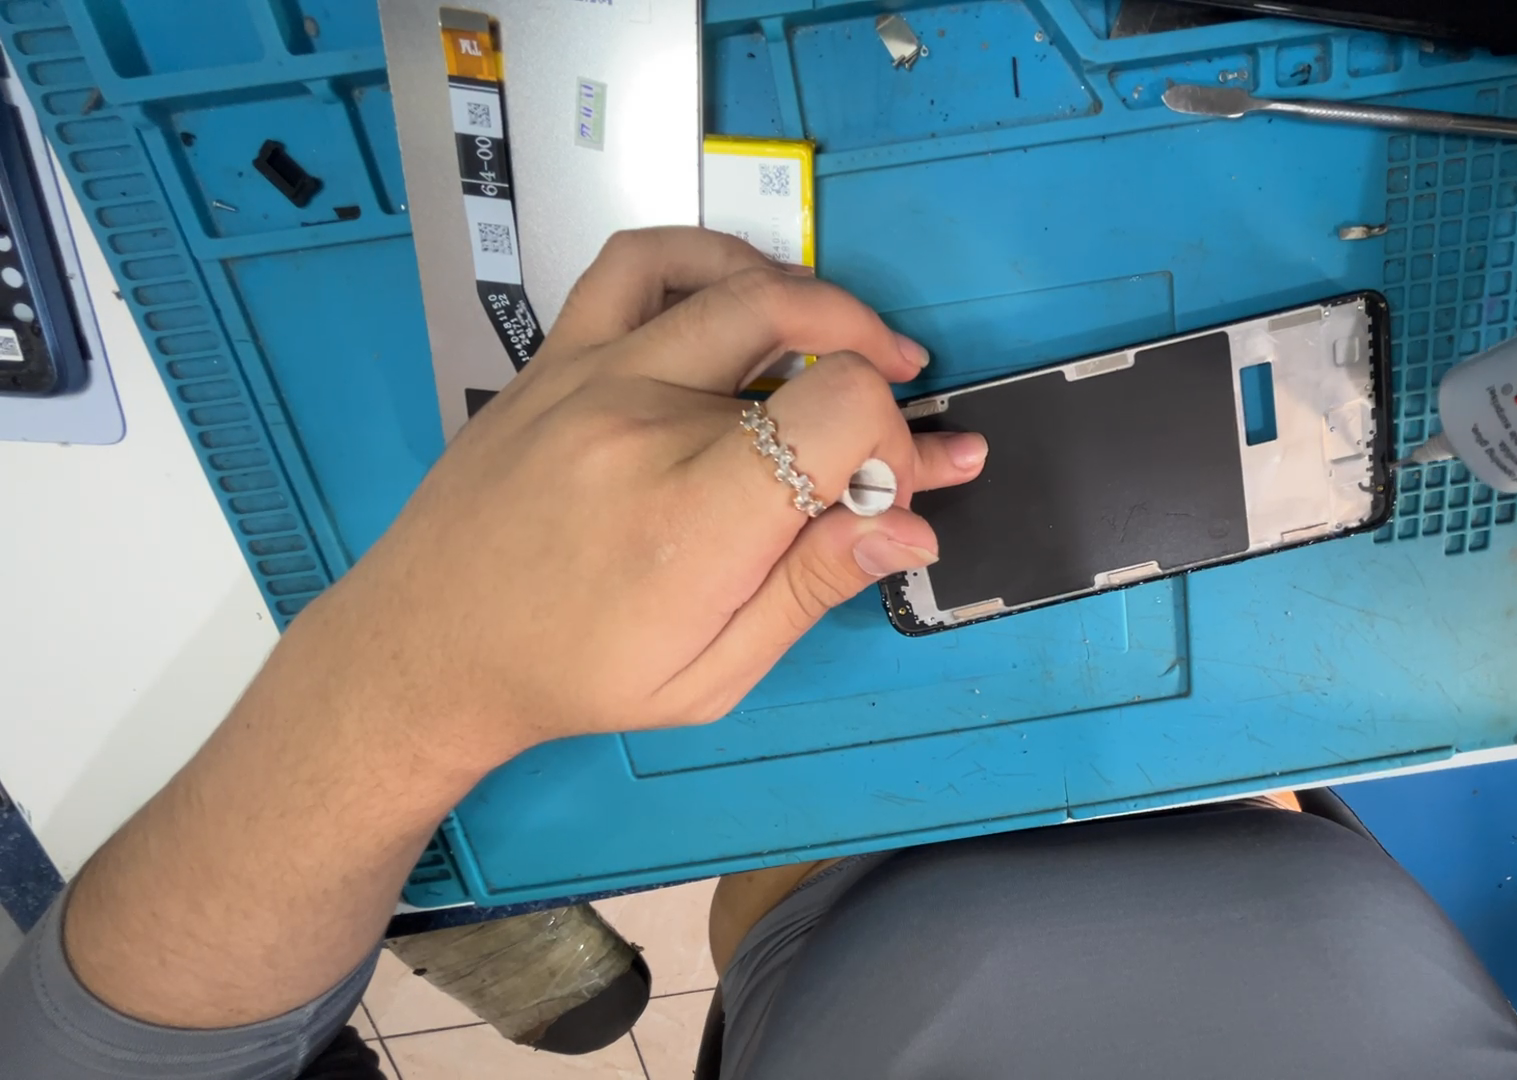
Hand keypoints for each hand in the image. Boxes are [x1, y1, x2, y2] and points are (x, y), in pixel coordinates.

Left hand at [286, 227, 986, 760]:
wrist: (429, 648)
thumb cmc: (581, 677)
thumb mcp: (714, 672)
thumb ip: (813, 588)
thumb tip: (915, 528)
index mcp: (695, 518)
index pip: (841, 413)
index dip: (895, 445)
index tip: (885, 494)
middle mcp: (647, 423)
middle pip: (812, 346)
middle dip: (879, 385)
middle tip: (902, 419)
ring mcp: (594, 375)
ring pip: (743, 288)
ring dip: (828, 307)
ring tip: (862, 346)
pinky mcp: (559, 356)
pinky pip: (644, 263)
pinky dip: (720, 260)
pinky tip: (755, 293)